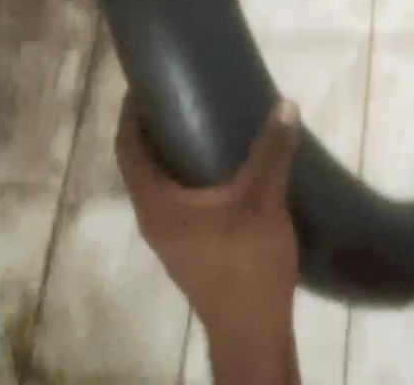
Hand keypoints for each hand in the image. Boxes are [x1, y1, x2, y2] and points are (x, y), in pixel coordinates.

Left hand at [116, 99, 302, 330]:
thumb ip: (272, 151)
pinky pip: (182, 195)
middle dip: (158, 127)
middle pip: (144, 163)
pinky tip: (226, 161)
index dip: (132, 115)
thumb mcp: (262, 201)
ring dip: (176, 149)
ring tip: (206, 116)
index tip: (145, 83)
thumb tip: (285, 104)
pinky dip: (193, 170)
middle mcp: (155, 217)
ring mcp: (172, 235)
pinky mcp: (192, 244)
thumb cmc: (246, 263)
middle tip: (184, 91)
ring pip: (164, 181)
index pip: (129, 150)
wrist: (253, 330)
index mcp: (157, 204)